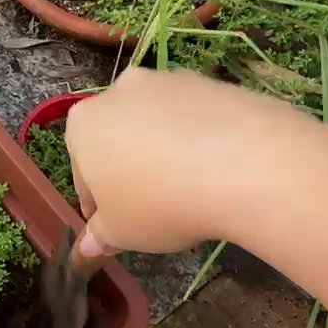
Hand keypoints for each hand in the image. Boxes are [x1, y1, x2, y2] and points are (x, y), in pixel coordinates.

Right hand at [66, 66, 253, 255]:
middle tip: (151, 207)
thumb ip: (101, 236)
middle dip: (129, 170)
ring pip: (157, 125)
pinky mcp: (212, 83)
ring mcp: (168, 82)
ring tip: (190, 191)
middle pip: (118, 139)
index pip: (82, 170)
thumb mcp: (122, 232)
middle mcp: (119, 92)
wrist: (245, 165)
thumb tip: (91, 245)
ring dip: (164, 152)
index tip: (114, 224)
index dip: (97, 203)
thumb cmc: (161, 203)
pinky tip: (218, 171)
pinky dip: (200, 140)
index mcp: (84, 124)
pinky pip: (196, 118)